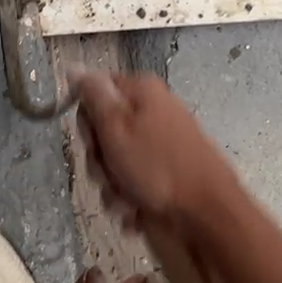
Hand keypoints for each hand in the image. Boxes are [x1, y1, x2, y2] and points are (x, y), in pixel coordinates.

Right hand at [71, 71, 236, 237]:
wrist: (207, 215)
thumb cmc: (157, 167)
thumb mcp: (116, 127)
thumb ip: (93, 96)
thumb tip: (74, 67)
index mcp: (142, 92)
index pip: (94, 94)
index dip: (87, 122)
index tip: (93, 142)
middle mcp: (152, 111)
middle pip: (104, 132)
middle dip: (100, 161)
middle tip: (109, 174)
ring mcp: (161, 144)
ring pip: (116, 163)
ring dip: (113, 186)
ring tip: (127, 200)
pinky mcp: (166, 173)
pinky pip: (133, 182)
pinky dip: (130, 199)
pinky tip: (136, 212)